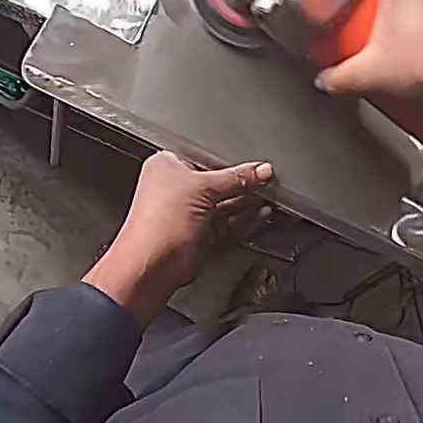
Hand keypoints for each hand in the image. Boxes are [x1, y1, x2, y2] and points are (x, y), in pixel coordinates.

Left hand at [84, 152, 273, 326]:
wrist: (152, 265)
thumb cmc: (158, 223)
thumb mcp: (203, 187)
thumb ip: (236, 178)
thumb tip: (259, 171)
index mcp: (167, 166)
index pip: (204, 156)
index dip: (229, 159)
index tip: (254, 162)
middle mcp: (176, 189)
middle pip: (217, 181)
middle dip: (242, 182)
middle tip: (267, 178)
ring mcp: (188, 213)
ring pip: (224, 203)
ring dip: (247, 200)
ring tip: (271, 195)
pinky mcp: (200, 234)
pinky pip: (227, 223)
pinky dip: (244, 218)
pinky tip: (261, 212)